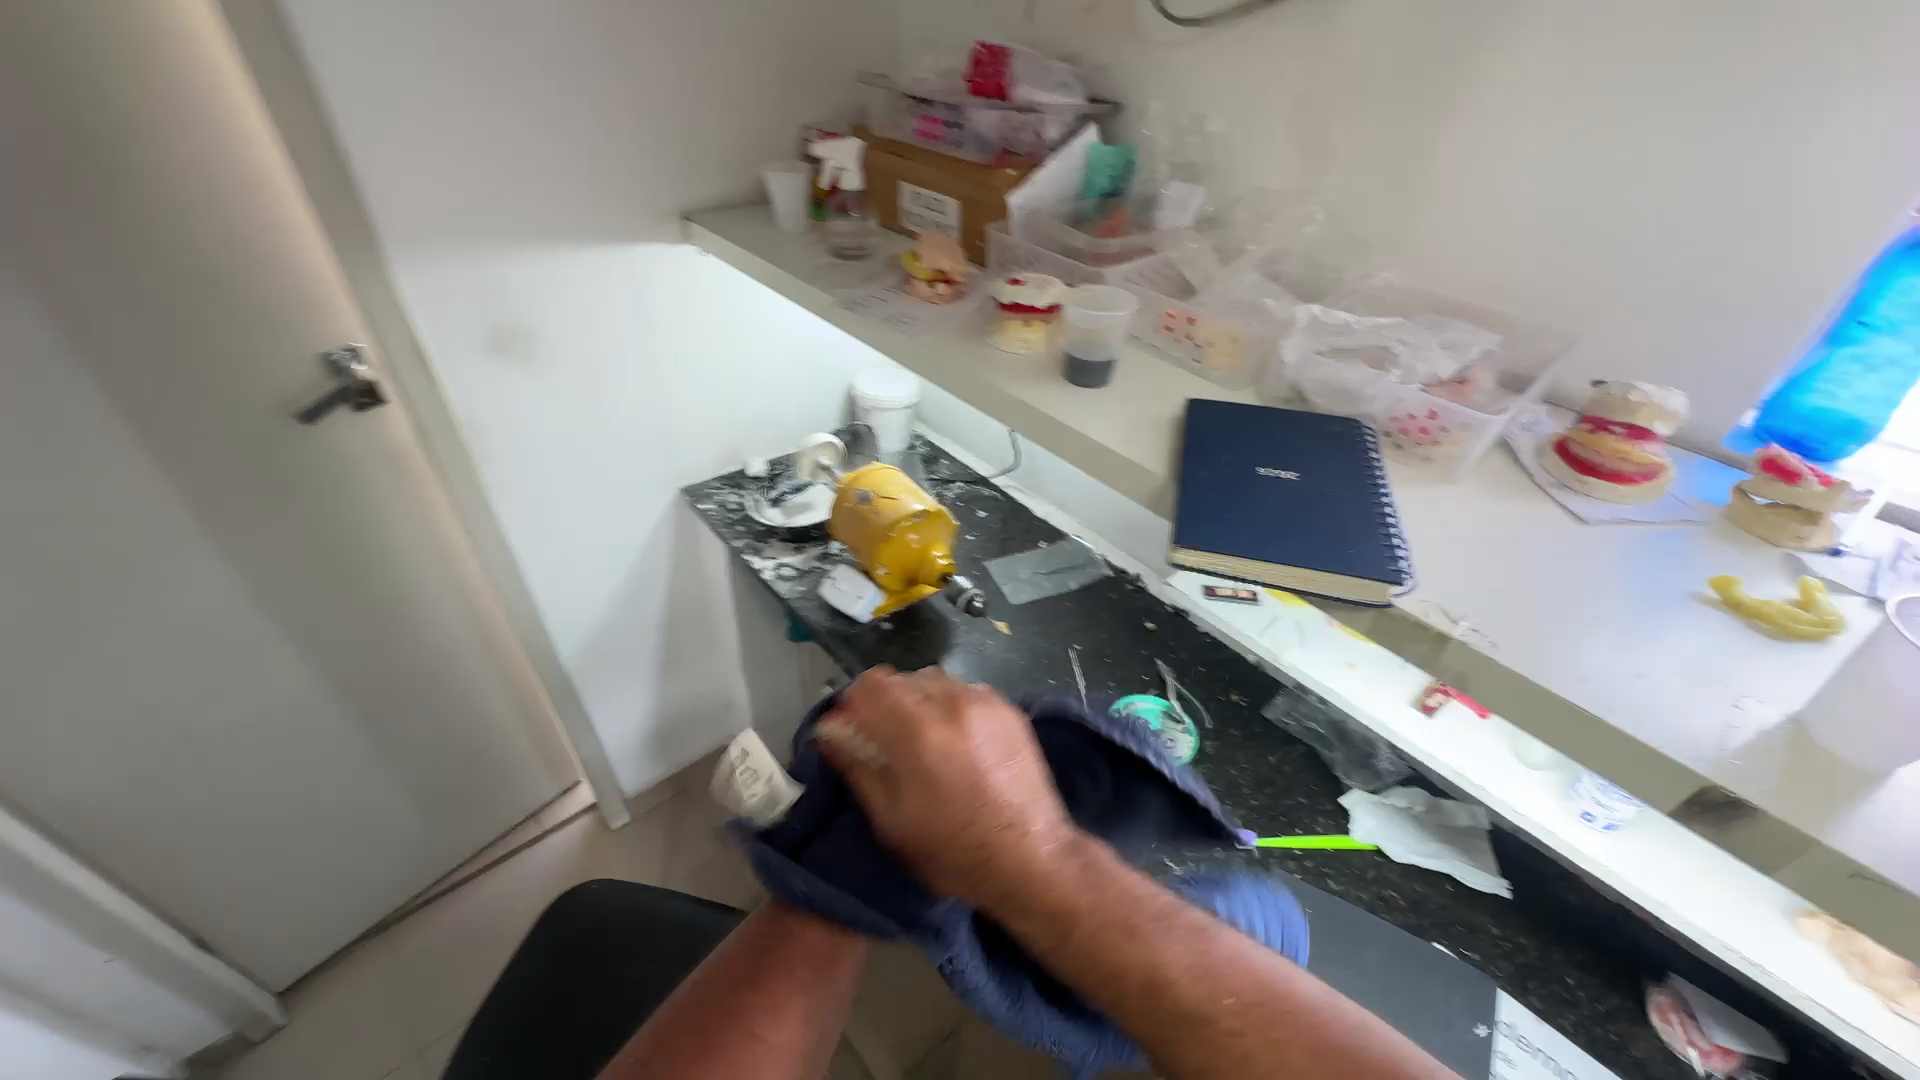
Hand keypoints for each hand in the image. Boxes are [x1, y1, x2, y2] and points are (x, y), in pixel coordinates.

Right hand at [815, 666, 1082, 910]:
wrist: (1033, 858)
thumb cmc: (954, 851)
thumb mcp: (891, 821)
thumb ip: (857, 768)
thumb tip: (830, 732)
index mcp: (917, 731)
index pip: (870, 684)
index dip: (855, 704)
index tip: (857, 731)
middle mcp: (952, 703)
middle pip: (902, 679)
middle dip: (887, 705)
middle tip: (890, 744)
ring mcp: (986, 701)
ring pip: (935, 681)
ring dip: (921, 703)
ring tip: (929, 743)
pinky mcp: (1010, 708)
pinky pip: (966, 690)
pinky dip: (952, 707)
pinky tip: (961, 743)